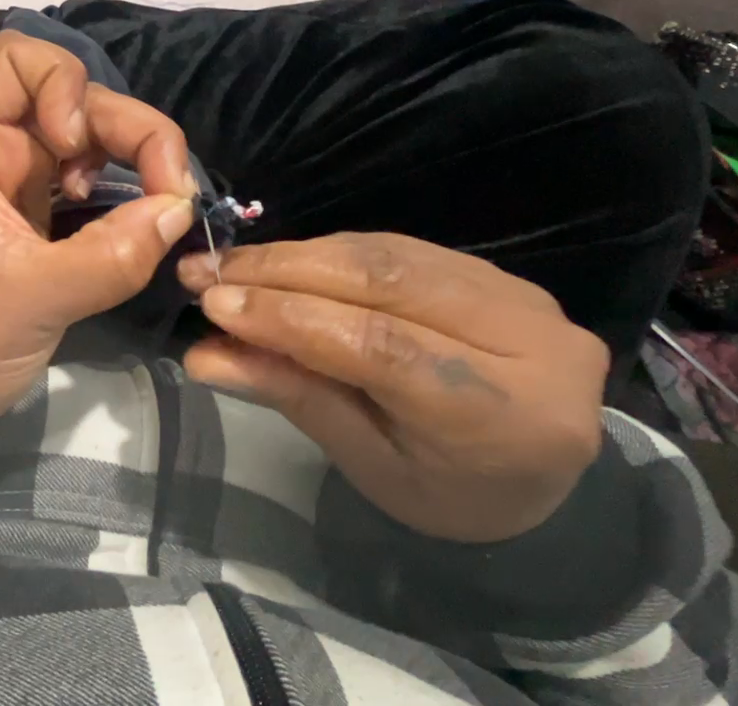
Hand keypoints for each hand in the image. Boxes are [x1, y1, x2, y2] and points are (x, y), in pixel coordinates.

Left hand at [0, 31, 202, 431]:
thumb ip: (106, 257)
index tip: (76, 144)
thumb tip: (178, 211)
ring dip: (138, 156)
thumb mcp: (30, 300)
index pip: (13, 60)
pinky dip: (129, 187)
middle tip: (169, 190)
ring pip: (95, 133)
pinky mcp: (45, 213)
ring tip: (160, 205)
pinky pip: (99, 175)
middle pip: (76, 95)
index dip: (59, 80)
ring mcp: (24, 180)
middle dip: (130, 128)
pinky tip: (133, 221)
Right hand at [177, 234, 607, 542]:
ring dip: (294, 256)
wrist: (535, 478)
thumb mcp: (365, 460)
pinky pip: (396, 247)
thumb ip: (292, 395)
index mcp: (509, 416)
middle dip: (280, 271)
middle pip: (385, 283)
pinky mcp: (496, 272)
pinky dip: (326, 253)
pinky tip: (279, 264)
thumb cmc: (444, 490)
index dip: (289, 318)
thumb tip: (202, 354)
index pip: (383, 348)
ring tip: (227, 266)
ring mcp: (519, 295)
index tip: (212, 303)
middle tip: (202, 271)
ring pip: (385, 254)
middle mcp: (533, 342)